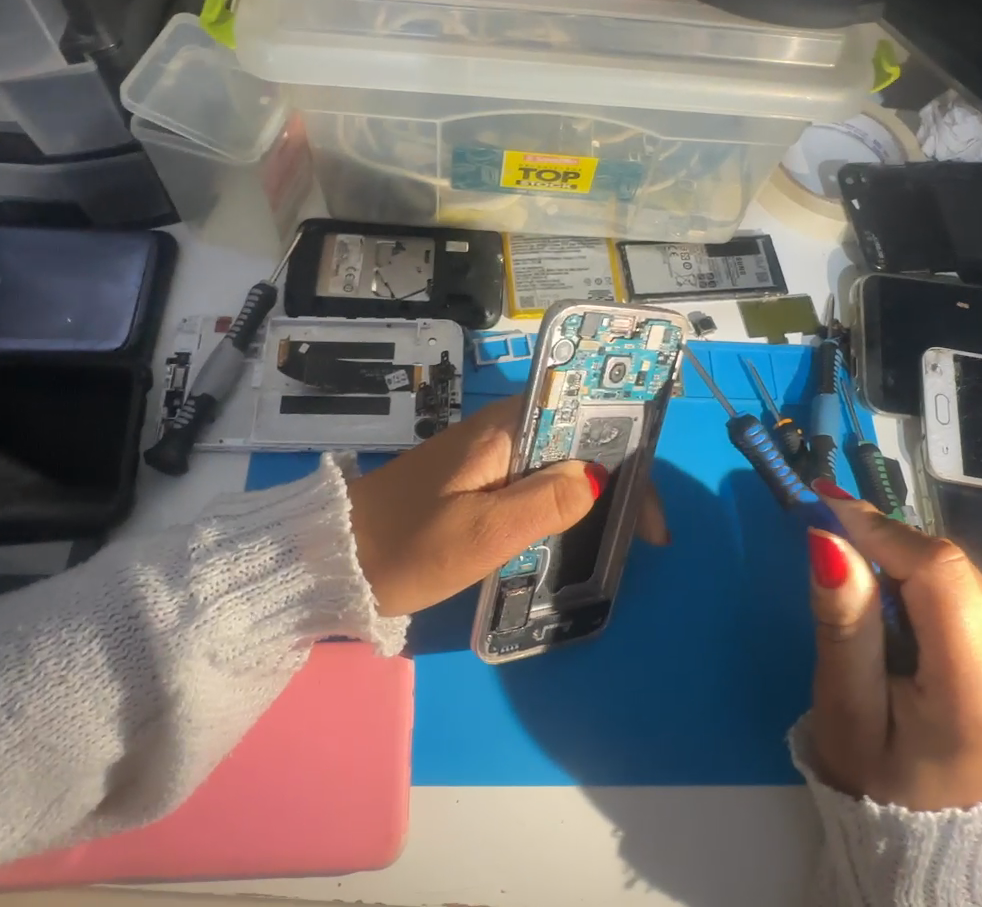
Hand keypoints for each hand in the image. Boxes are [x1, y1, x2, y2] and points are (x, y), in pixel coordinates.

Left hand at [346, 393, 667, 616]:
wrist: (333, 559)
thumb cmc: (407, 547)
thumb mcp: (482, 533)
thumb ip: (544, 502)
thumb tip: (601, 477)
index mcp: (503, 432)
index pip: (585, 422)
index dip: (628, 461)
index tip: (648, 515)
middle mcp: (497, 432)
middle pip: (577, 440)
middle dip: (618, 481)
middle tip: (641, 536)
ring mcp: (483, 455)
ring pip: (555, 462)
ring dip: (591, 494)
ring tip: (618, 537)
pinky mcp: (471, 479)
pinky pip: (530, 482)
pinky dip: (559, 505)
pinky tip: (570, 533)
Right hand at [803, 482, 981, 810]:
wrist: (927, 832)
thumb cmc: (876, 777)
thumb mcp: (844, 710)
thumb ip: (844, 625)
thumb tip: (829, 540)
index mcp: (981, 689)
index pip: (940, 575)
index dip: (882, 529)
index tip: (826, 504)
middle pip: (951, 568)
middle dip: (886, 543)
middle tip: (827, 536)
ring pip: (959, 574)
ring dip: (901, 562)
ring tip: (854, 579)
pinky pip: (965, 593)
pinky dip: (919, 583)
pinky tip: (890, 606)